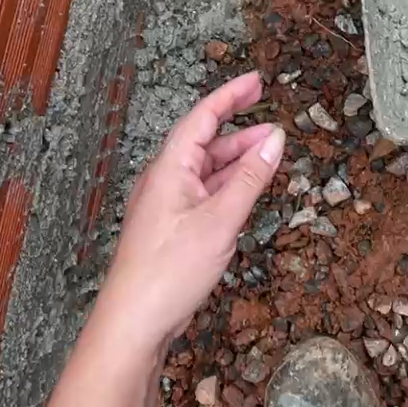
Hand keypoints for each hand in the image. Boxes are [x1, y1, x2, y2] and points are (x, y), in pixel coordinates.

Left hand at [91, 71, 285, 354]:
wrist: (132, 326)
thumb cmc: (168, 273)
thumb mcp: (220, 221)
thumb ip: (250, 178)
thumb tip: (275, 140)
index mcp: (170, 168)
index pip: (203, 117)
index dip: (231, 95)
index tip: (256, 81)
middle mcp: (166, 180)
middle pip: (205, 140)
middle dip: (239, 125)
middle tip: (268, 110)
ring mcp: (168, 205)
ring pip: (207, 169)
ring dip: (238, 157)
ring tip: (270, 151)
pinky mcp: (173, 228)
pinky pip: (206, 192)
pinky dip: (230, 184)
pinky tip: (247, 189)